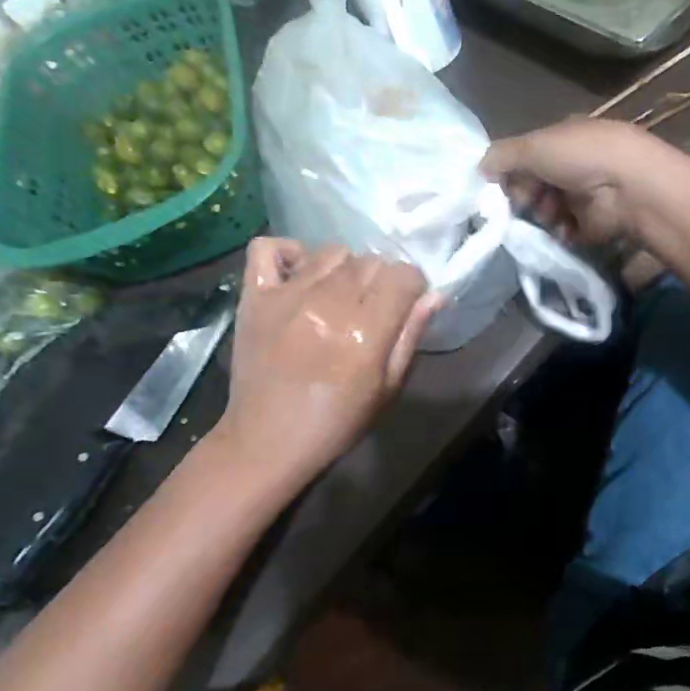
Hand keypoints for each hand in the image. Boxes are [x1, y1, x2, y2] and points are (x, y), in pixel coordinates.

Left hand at [211, 238, 438, 484]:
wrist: (267, 442)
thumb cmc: (335, 424)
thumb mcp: (386, 390)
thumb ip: (409, 338)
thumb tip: (434, 295)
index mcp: (364, 330)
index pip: (403, 275)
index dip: (412, 288)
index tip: (404, 306)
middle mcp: (328, 302)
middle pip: (370, 261)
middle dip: (380, 281)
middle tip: (369, 310)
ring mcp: (287, 295)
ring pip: (330, 252)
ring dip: (343, 269)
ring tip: (336, 298)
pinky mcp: (254, 296)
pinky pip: (268, 248)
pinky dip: (288, 253)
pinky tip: (298, 276)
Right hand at [480, 118, 689, 245]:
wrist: (629, 188)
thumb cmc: (580, 157)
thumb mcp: (533, 147)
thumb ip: (500, 157)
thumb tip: (477, 169)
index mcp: (562, 138)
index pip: (525, 156)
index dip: (510, 171)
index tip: (498, 185)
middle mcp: (573, 164)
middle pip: (533, 185)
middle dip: (524, 196)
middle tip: (524, 203)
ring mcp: (582, 195)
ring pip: (545, 210)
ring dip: (541, 215)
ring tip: (548, 215)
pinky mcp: (591, 223)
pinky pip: (562, 231)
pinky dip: (559, 232)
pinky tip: (562, 229)